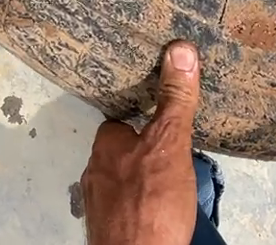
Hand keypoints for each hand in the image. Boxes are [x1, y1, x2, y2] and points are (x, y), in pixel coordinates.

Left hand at [79, 42, 202, 244]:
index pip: (120, 121)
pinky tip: (158, 212)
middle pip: (120, 152)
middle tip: (170, 155)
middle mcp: (94, 170)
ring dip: (140, 181)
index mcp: (105, 144)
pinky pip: (125, 208)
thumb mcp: (169, 143)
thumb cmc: (149, 202)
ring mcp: (98, 204)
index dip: (140, 120)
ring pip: (121, 181)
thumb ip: (174, 100)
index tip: (159, 119)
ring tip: (169, 185)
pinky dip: (139, 206)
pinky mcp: (108, 230)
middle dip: (142, 153)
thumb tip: (180, 49)